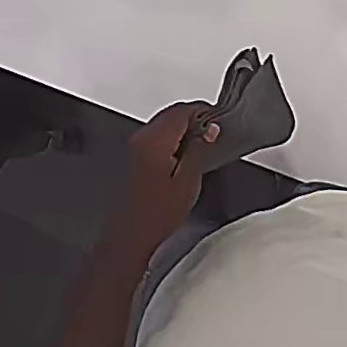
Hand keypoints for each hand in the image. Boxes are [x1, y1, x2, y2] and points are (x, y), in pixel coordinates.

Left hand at [113, 101, 217, 254]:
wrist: (130, 235)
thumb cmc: (157, 215)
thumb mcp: (187, 182)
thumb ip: (199, 150)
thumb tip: (210, 129)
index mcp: (155, 141)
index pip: (181, 111)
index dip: (201, 110)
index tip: (216, 116)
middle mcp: (141, 137)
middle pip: (170, 114)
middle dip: (192, 116)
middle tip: (212, 127)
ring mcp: (134, 144)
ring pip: (162, 122)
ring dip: (181, 125)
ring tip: (201, 139)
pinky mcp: (133, 153)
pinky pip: (155, 133)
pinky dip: (171, 135)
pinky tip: (183, 149)